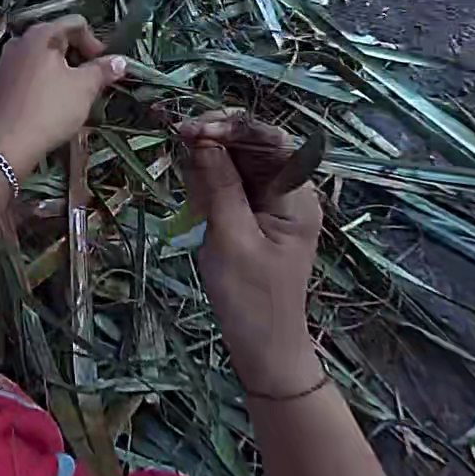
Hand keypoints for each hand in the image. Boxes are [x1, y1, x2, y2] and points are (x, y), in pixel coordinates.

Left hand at [0, 15, 127, 174]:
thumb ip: (103, 70)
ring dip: (60, 71)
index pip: (75, 23)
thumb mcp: (84, 89)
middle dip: (78, 58)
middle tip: (90, 82)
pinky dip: (41, 82)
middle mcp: (20, 42)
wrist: (6, 144)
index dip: (94, 43)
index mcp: (41, 35)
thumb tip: (119, 61)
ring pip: (41, 58)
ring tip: (71, 95)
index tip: (102, 66)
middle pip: (57, 39)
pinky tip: (48, 105)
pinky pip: (26, 74)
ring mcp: (5, 62)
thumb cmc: (49, 110)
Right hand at [177, 109, 324, 397]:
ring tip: (182, 159)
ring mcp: (269, 198)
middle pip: (251, 142)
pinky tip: (191, 183)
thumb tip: (204, 139)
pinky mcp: (251, 208)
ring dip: (207, 153)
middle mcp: (286, 189)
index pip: (270, 139)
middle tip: (178, 135)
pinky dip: (207, 175)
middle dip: (215, 135)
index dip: (233, 126)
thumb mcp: (232, 239)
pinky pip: (228, 177)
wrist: (262, 349)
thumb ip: (220, 185)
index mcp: (295, 195)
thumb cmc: (251, 298)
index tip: (195, 129)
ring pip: (236, 156)